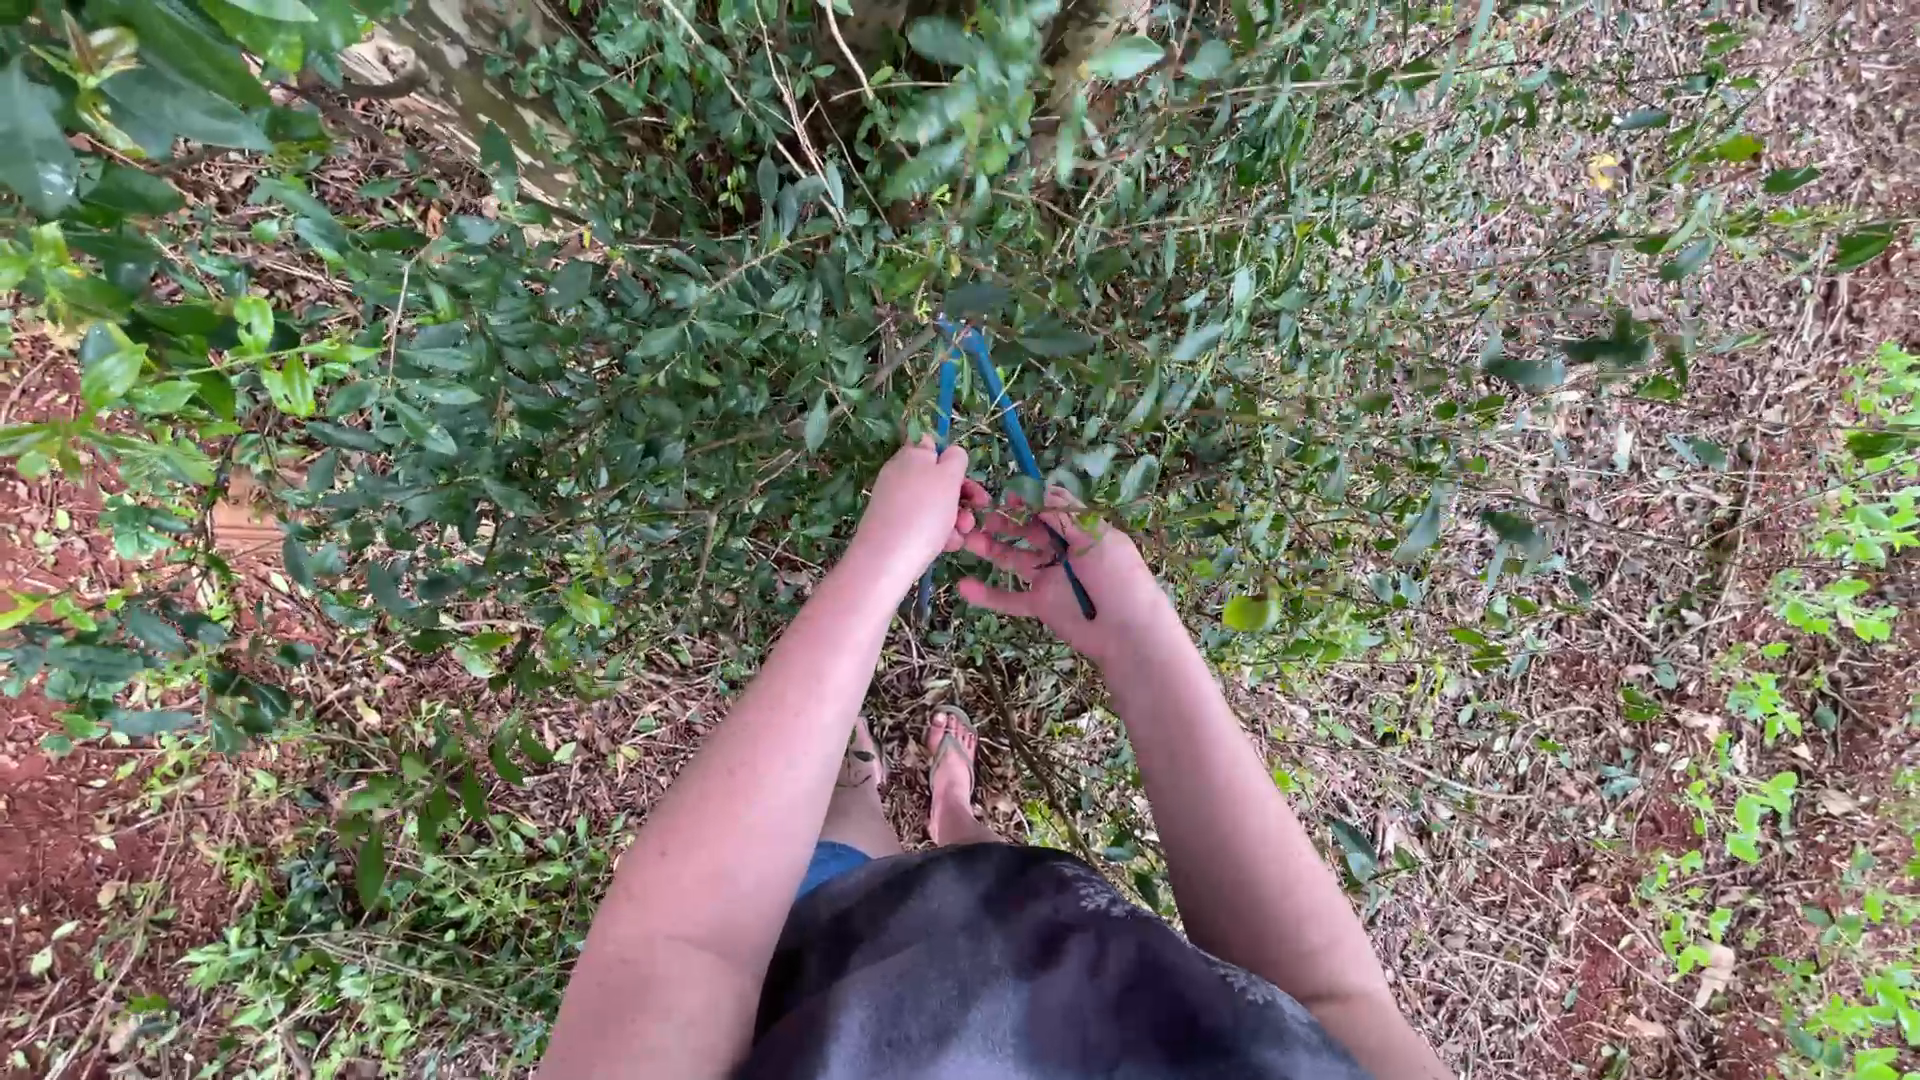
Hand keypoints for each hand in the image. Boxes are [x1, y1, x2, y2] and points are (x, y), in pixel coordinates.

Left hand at [849, 437, 988, 588]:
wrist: (889, 557)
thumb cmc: (924, 510)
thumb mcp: (947, 476)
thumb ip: (954, 458)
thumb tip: (950, 452)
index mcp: (912, 455)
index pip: (930, 444)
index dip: (949, 458)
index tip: (963, 475)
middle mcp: (901, 475)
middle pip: (938, 479)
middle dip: (962, 494)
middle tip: (977, 507)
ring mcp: (897, 502)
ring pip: (935, 504)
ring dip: (955, 517)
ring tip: (961, 533)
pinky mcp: (896, 527)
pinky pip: (924, 523)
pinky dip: (939, 533)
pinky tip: (947, 545)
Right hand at [958, 487, 1182, 667]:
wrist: (1127, 631)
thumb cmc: (1117, 577)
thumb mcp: (1094, 538)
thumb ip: (1064, 514)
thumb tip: (1039, 488)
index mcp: (1080, 531)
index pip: (1050, 509)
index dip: (1028, 500)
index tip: (1006, 496)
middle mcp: (1062, 551)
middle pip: (1027, 531)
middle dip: (1005, 521)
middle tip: (981, 516)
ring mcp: (1049, 578)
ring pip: (1014, 559)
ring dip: (991, 549)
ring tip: (968, 540)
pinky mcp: (1040, 604)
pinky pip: (1010, 598)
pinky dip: (988, 594)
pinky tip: (964, 586)